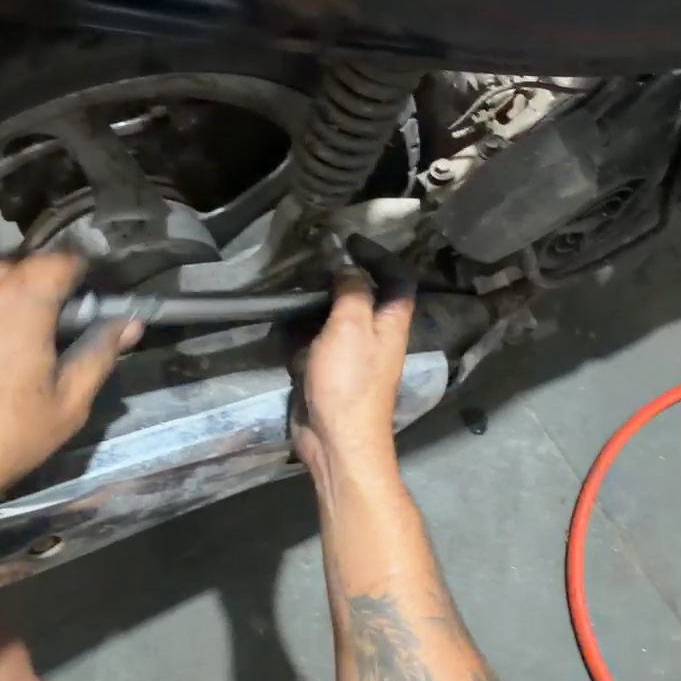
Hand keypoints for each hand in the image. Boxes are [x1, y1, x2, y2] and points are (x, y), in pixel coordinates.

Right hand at [292, 269, 414, 484]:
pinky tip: (283, 325)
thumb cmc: (350, 381)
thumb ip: (351, 289)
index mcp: (392, 323)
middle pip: (363, 297)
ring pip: (335, 320)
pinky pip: (315, 344)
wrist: (337, 439)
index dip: (379, 255)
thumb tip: (346, 261)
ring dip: (315, 306)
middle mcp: (376, 337)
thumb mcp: (351, 326)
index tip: (349, 241)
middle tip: (310, 264)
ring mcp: (352, 357)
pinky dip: (301, 334)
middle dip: (339, 279)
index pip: (397, 278)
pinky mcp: (329, 374)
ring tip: (290, 289)